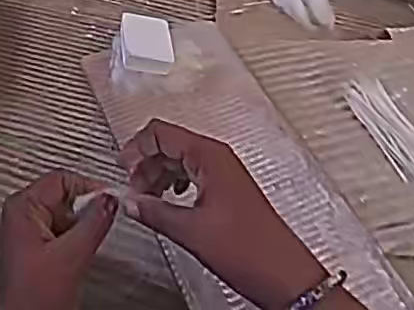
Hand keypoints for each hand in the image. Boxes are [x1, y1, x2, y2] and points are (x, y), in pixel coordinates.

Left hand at [0, 172, 115, 309]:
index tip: (111, 198)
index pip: (61, 178)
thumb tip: (109, 199)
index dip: (88, 187)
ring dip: (81, 228)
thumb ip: (93, 223)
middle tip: (100, 224)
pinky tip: (77, 257)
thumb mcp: (71, 256)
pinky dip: (76, 241)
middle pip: (64, 196)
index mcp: (22, 205)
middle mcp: (22, 212)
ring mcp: (30, 230)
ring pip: (66, 215)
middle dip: (85, 211)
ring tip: (83, 248)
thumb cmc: (34, 300)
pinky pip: (64, 232)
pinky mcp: (38, 247)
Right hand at [121, 120, 326, 307]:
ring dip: (158, 174)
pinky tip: (168, 202)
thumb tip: (130, 201)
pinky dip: (174, 183)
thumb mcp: (192, 232)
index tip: (123, 166)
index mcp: (208, 155)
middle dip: (145, 163)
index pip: (159, 132)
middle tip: (132, 186)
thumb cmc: (252, 252)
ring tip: (146, 197)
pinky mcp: (228, 188)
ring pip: (179, 158)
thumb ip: (154, 212)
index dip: (136, 147)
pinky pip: (191, 172)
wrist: (289, 281)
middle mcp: (216, 156)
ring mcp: (224, 171)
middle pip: (168, 143)